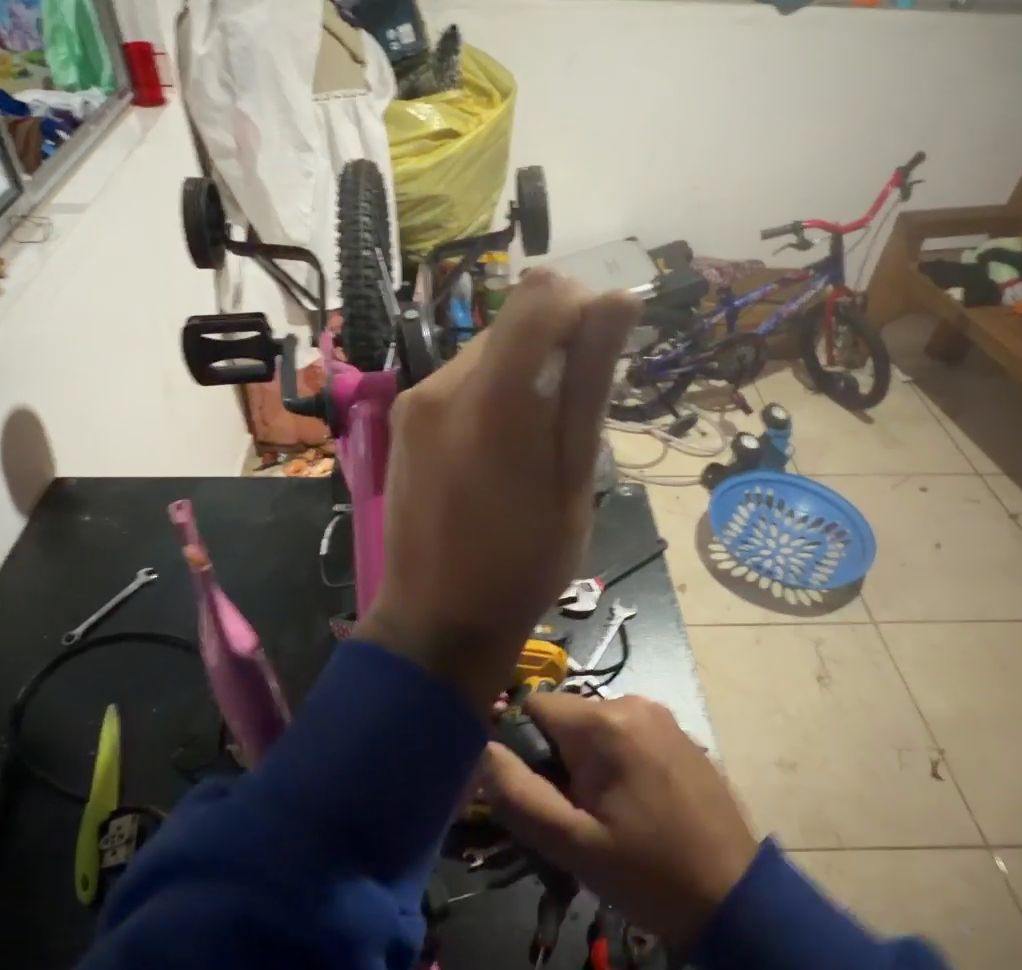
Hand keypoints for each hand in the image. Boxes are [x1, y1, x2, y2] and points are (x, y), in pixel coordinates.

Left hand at [355, 271, 639, 708]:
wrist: (436, 622)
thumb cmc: (521, 565)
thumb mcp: (573, 480)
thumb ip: (588, 385)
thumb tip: (618, 301)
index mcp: (492, 398)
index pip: (541, 295)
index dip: (583, 305)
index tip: (603, 350)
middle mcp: (442, 384)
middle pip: (513, 325)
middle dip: (554, 350)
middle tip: (573, 422)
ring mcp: (414, 402)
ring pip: (487, 354)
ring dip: (524, 377)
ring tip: (537, 449)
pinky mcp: (403, 422)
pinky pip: (461, 385)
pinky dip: (493, 398)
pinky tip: (501, 457)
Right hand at [480, 692, 759, 944]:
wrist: (735, 899)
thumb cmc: (649, 875)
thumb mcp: (572, 844)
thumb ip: (517, 793)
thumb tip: (480, 750)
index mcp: (606, 723)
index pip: (532, 707)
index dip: (520, 748)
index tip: (536, 795)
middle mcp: (634, 704)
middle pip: (563, 720)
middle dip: (553, 761)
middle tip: (570, 818)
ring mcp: (663, 719)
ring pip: (593, 731)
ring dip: (583, 766)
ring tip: (600, 819)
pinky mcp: (680, 738)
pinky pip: (625, 739)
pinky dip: (613, 766)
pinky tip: (630, 811)